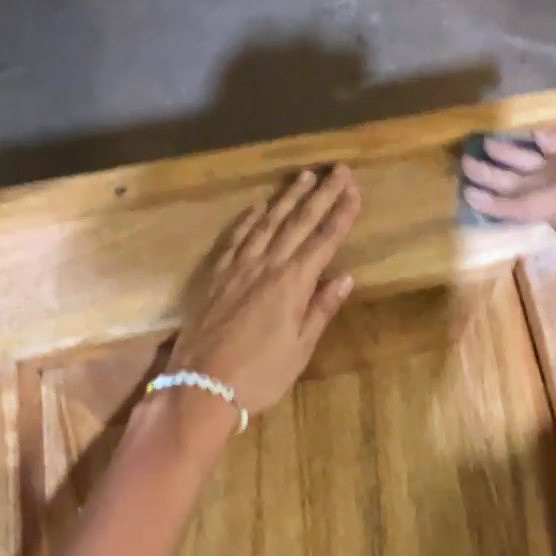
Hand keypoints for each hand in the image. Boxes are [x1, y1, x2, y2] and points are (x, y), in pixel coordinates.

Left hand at [168, 167, 361, 413]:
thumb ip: (321, 309)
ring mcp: (237, 266)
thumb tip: (345, 277)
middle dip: (322, 194)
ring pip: (267, 221)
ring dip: (288, 197)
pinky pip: (234, 237)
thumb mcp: (300, 348)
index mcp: (293, 283)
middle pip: (299, 222)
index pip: (325, 240)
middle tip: (339, 170)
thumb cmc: (260, 374)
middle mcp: (267, 265)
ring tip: (304, 176)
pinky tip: (258, 206)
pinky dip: (248, 218)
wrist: (200, 386)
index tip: (355, 190)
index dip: (342, 213)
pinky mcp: (215, 274)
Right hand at [462, 129, 555, 301]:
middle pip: (531, 173)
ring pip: (548, 157)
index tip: (469, 196)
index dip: (497, 203)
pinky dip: (552, 144)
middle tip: (467, 164)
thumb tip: (541, 207)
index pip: (526, 201)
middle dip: (497, 174)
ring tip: (486, 146)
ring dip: (517, 154)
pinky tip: (534, 137)